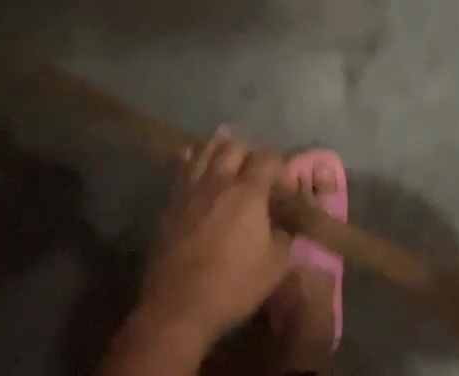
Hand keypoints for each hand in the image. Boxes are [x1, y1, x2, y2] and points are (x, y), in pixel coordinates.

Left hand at [137, 130, 291, 349]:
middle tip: (257, 171)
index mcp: (248, 193)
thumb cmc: (232, 286)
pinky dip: (191, 160)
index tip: (285, 188)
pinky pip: (181, 171)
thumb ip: (287, 237)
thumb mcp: (276, 266)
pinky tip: (194, 161)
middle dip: (250, 153)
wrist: (177, 310)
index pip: (268, 159)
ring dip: (219, 149)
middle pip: (235, 147)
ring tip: (228, 155)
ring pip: (204, 152)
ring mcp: (191, 192)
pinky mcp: (170, 206)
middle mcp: (219, 183)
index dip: (280, 167)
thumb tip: (288, 225)